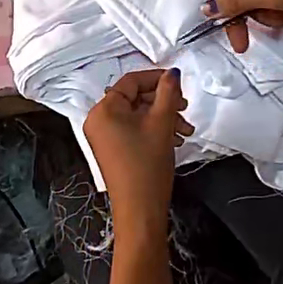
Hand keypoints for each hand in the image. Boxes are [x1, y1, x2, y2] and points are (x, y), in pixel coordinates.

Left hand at [83, 69, 192, 233]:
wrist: (140, 209)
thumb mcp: (162, 123)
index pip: (131, 81)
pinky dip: (153, 129)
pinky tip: (174, 138)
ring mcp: (104, 136)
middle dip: (162, 102)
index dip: (156, 78)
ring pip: (136, 115)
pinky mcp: (112, 149)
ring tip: (184, 128)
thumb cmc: (146, 167)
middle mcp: (98, 120)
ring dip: (162, 117)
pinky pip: (133, 129)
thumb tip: (171, 74)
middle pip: (134, 98)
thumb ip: (168, 93)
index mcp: (104, 109)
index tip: (177, 82)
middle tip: (183, 106)